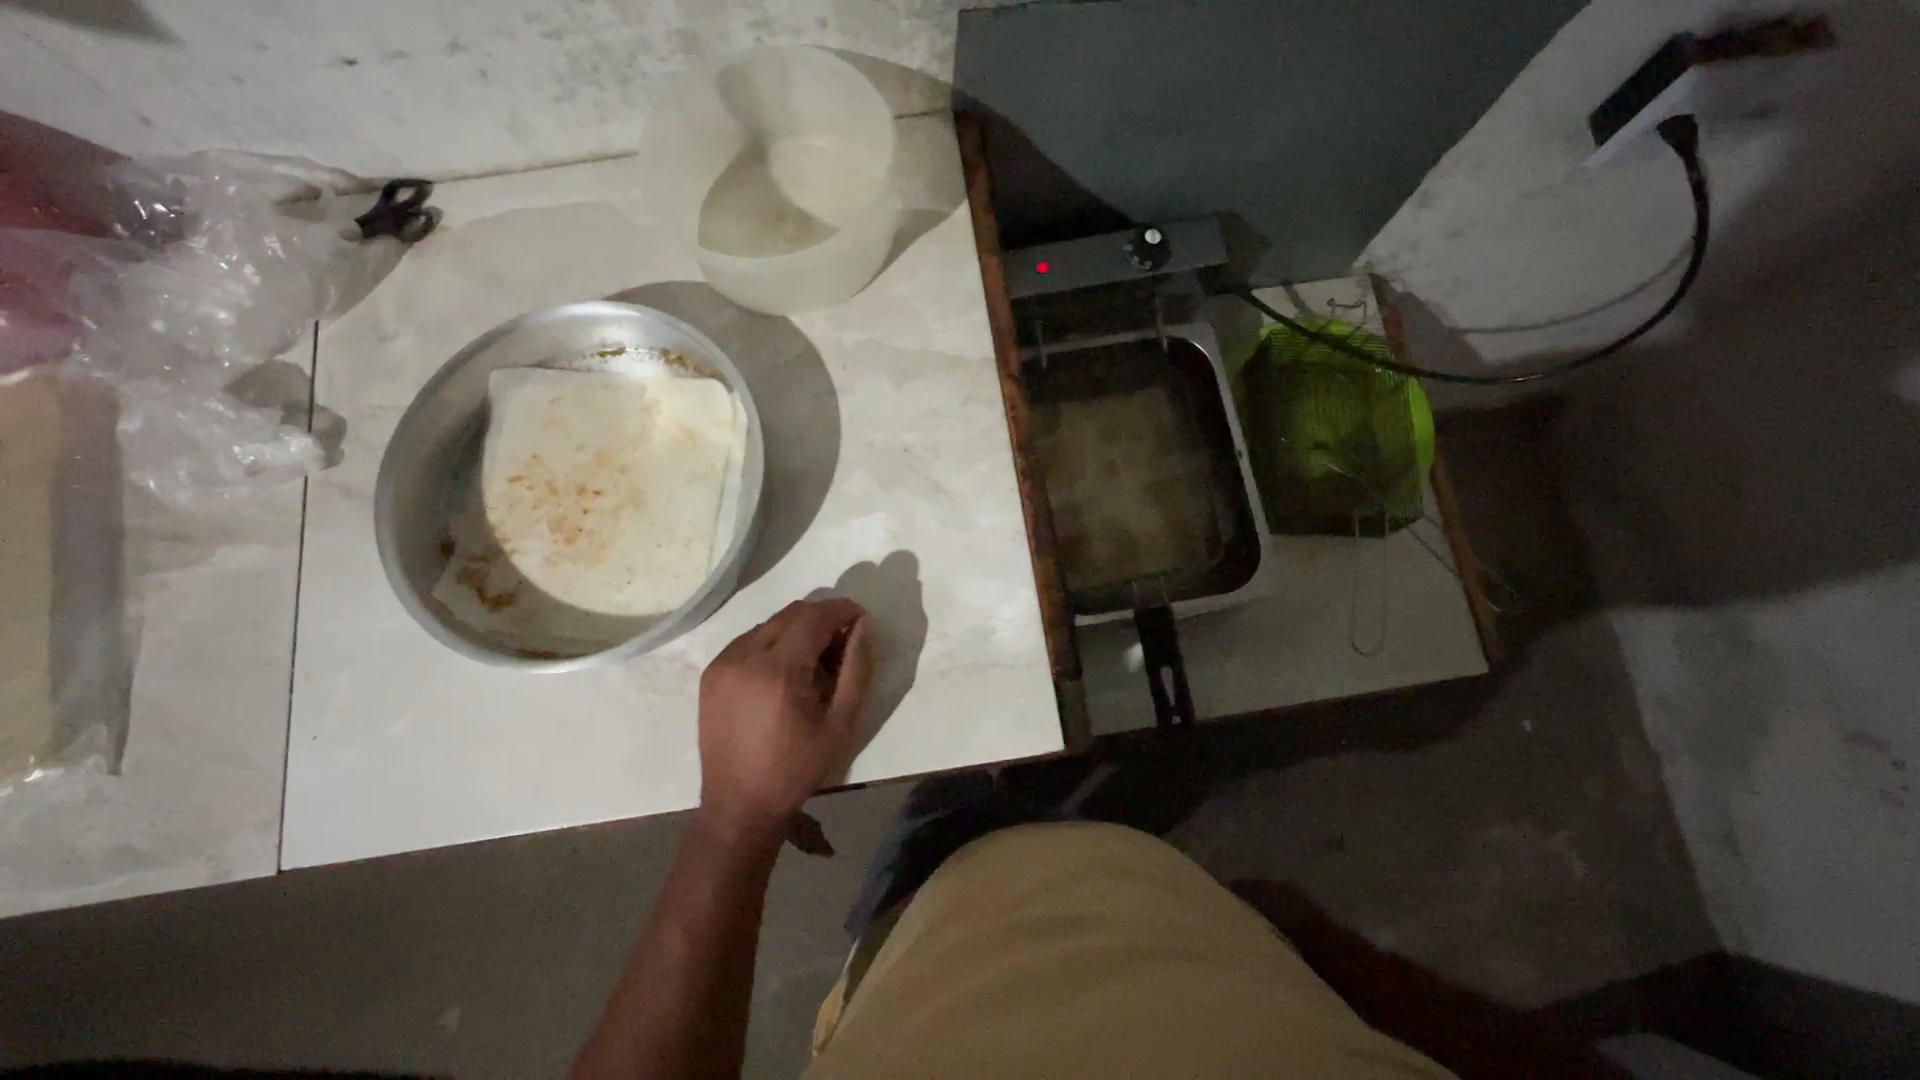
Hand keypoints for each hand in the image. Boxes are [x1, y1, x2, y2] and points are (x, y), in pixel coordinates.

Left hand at [697, 598, 872, 832]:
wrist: (739, 805)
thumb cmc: (796, 769)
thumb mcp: (841, 724)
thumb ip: (857, 670)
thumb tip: (863, 627)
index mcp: (777, 671)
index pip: (813, 616)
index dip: (842, 610)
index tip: (861, 619)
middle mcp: (744, 657)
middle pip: (790, 614)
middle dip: (821, 619)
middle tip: (842, 645)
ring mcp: (722, 664)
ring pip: (768, 625)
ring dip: (797, 631)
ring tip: (814, 663)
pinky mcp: (710, 675)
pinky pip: (747, 641)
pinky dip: (772, 644)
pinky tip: (785, 673)